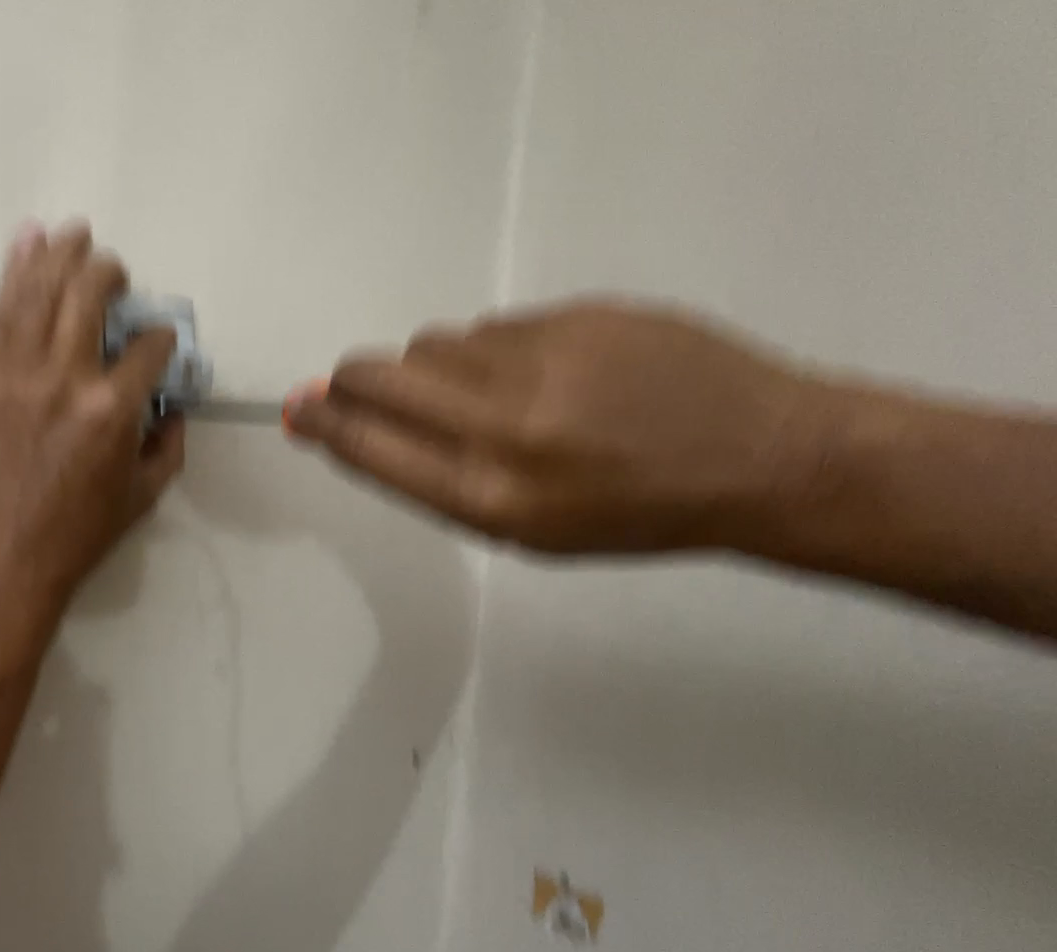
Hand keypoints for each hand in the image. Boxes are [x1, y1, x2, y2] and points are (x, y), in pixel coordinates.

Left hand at [0, 221, 183, 616]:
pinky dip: (12, 275)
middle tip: (114, 270)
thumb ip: (167, 448)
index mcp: (114, 410)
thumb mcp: (140, 500)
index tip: (157, 341)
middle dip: (108, 273)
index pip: (148, 347)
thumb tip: (172, 410)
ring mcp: (15, 375)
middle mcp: (66, 378)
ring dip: (59, 256)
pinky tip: (24, 247)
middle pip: (89, 298)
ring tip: (72, 233)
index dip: (160, 337)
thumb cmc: (74, 540)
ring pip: (40, 293)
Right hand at [285, 299, 838, 552]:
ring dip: (429, 369)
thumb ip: (431, 477)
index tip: (296, 408)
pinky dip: (491, 351)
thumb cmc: (630, 514)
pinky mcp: (578, 314)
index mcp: (489, 496)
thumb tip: (352, 429)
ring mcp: (543, 359)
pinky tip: (542, 373)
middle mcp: (505, 425)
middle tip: (352, 387)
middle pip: (381, 377)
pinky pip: (492, 326)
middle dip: (352, 382)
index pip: (369, 445)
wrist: (764, 457)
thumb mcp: (522, 528)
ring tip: (479, 393)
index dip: (322, 422)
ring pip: (433, 345)